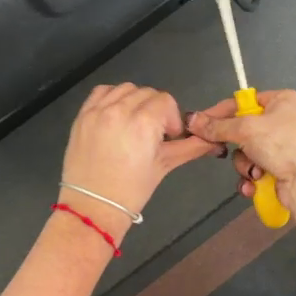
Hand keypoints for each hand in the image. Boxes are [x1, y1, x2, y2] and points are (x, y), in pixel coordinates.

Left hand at [59, 84, 222, 240]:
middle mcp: (119, 110)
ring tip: (134, 125)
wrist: (92, 206)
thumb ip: (190, 147)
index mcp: (143, 123)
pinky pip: (102, 92)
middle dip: (155, 110)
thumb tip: (214, 141)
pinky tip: (117, 115)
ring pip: (125, 89)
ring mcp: (98, 111)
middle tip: (152, 135)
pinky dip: (113, 98)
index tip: (168, 137)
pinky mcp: (82, 115)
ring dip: (135, 101)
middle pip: (147, 93)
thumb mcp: (164, 166)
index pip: (166, 101)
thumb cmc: (131, 191)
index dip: (171, 118)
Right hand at [187, 89, 295, 211]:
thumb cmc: (285, 144)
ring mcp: (283, 147)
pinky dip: (252, 178)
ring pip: (246, 153)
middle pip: (242, 130)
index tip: (198, 124)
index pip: (242, 102)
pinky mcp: (281, 169)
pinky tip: (255, 184)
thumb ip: (217, 126)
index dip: (219, 113)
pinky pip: (255, 170)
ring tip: (255, 171)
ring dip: (245, 165)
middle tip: (222, 150)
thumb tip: (192, 120)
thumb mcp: (247, 129)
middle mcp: (283, 121)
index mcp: (281, 101)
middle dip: (235, 146)